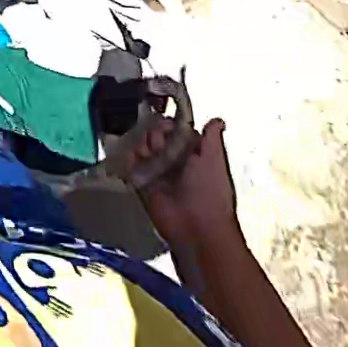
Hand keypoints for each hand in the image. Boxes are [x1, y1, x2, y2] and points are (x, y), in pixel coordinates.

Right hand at [128, 117, 241, 246]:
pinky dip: (128, 158)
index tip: (167, 127)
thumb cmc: (209, 190)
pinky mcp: (141, 182)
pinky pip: (129, 164)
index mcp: (190, 153)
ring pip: (141, 146)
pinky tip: (135, 159)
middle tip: (158, 145)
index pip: (173, 129)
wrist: (197, 227)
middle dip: (154, 134)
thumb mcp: (214, 160)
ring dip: (142, 145)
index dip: (168, 124)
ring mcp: (155, 171)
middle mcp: (172, 160)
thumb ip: (211, 139)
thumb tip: (218, 119)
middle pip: (155, 135)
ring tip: (147, 155)